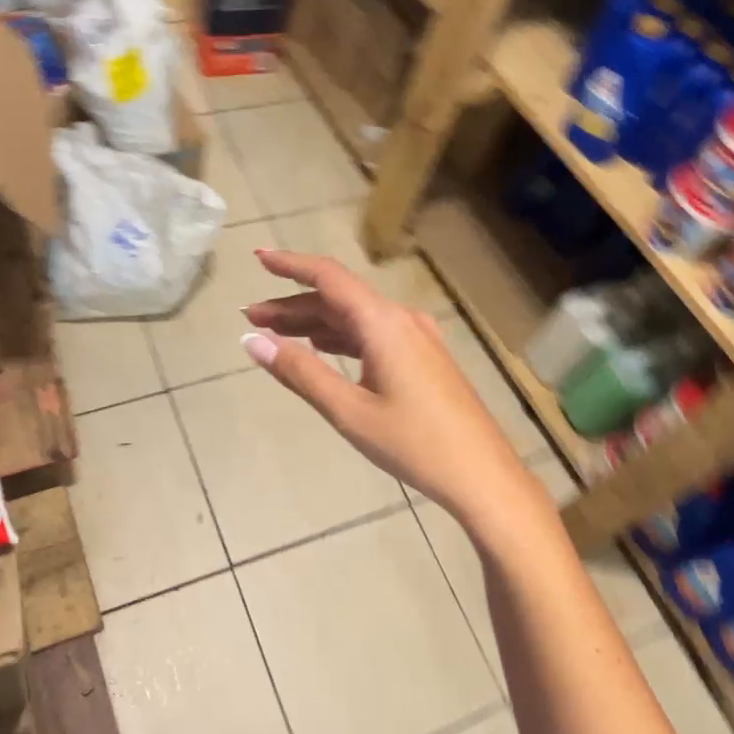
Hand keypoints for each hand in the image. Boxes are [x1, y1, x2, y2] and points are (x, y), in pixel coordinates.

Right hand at [241, 250, 547, 534]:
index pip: (329, 278)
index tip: (258, 258)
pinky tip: (320, 349)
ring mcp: (417, 338)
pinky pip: (374, 335)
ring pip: (356, 318)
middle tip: (251, 318)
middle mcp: (401, 319)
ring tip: (275, 335)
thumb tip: (253, 341)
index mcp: (383, 323)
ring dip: (315, 323)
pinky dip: (341, 338)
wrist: (482, 475)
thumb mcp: (349, 411)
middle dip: (293, 305)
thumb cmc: (414, 444)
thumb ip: (300, 372)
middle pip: (339, 299)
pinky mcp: (424, 358)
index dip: (290, 264)